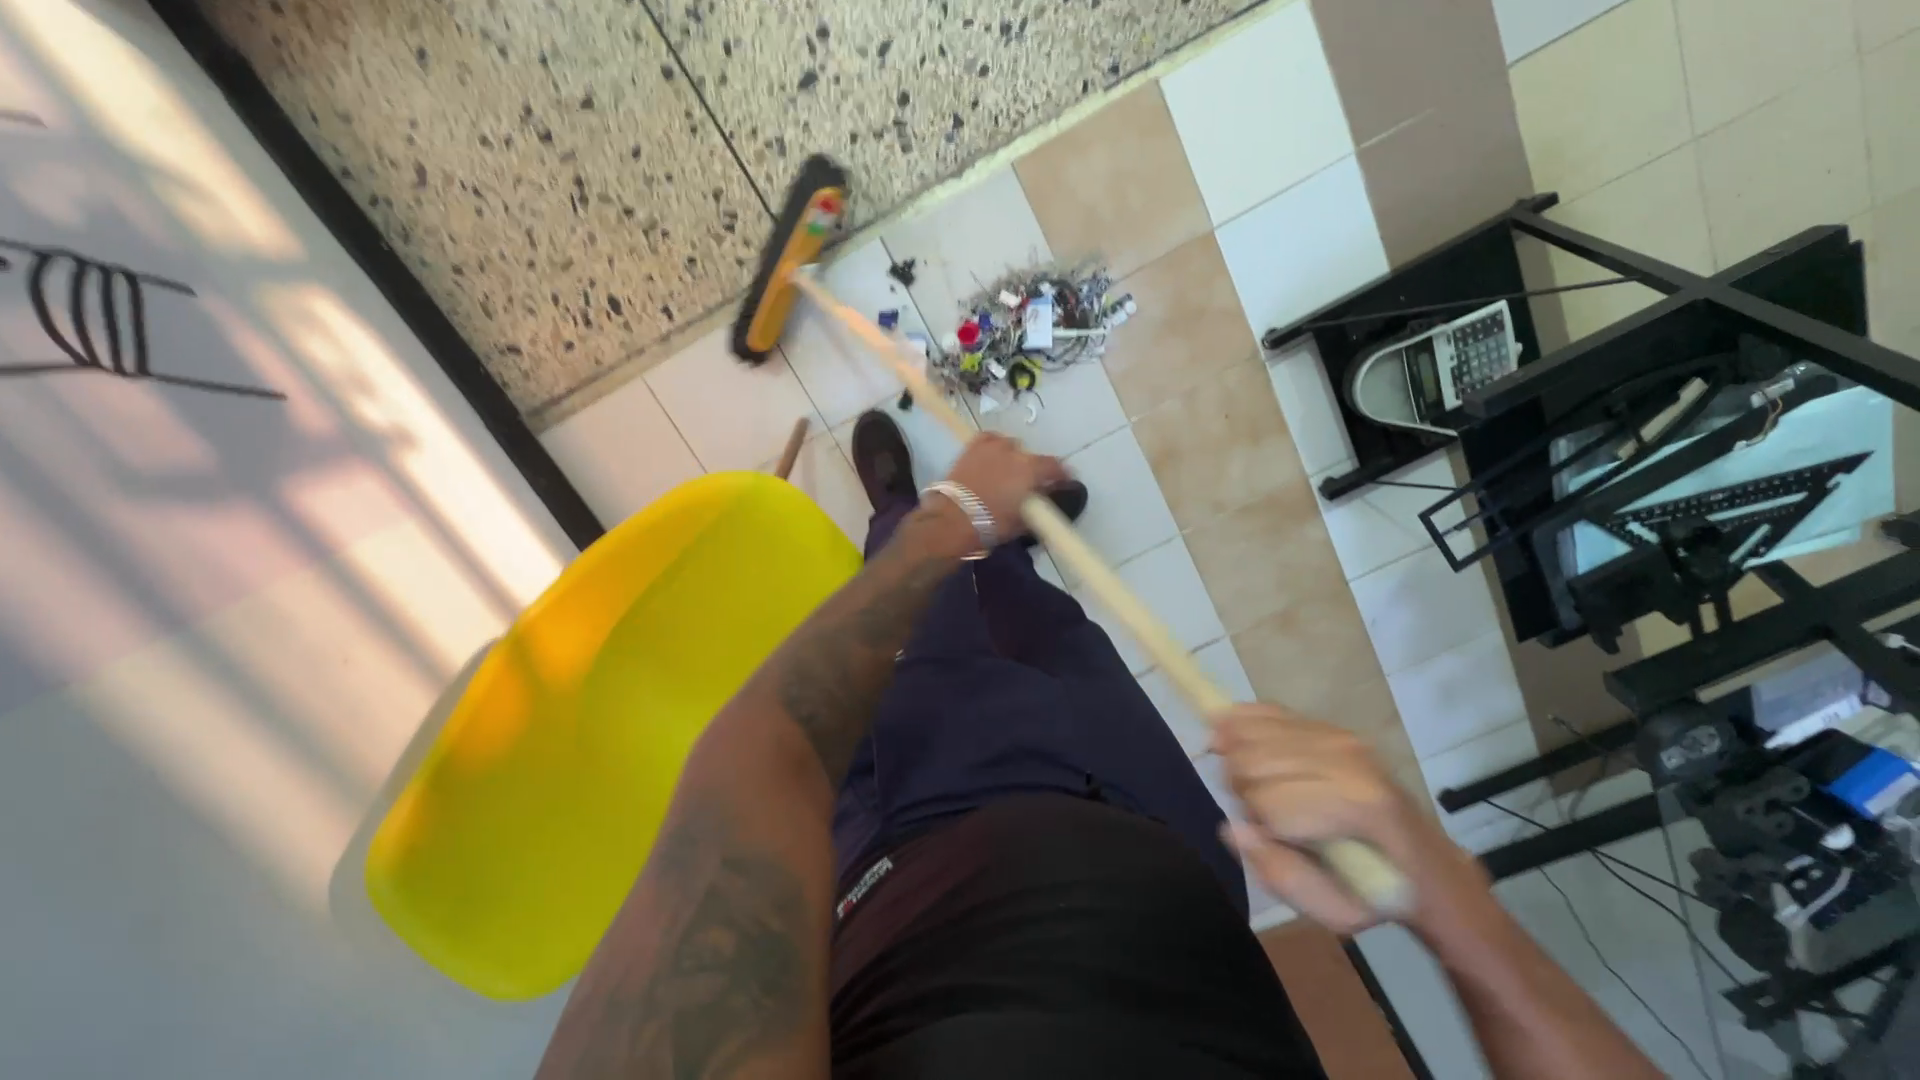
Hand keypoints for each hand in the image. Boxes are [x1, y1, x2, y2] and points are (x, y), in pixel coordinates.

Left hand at [941, 432, 1070, 544]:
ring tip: (1007, 470)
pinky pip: (990, 439)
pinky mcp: (972, 447)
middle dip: (1033, 469)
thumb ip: (1037, 507)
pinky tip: (993, 455)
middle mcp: (1015, 452)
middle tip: (1028, 484)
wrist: (953, 519)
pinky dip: (995, 445)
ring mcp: (992, 446)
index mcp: (1032, 469)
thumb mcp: (1023, 521)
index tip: (1063, 481)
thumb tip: (1042, 501)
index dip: (1061, 474)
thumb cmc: (992, 525)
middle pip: (1032, 457)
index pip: (1055, 466)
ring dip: (1013, 457)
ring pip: (1010, 446)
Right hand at [1210, 704, 1492, 936]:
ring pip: (1254, 732)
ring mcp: (1339, 736)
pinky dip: (1240, 723)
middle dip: (1240, 787)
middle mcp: (1348, 760)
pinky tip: (1229, 737)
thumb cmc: (1377, 894)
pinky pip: (1267, 711)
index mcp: (1356, 807)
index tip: (1270, 840)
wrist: (1424, 864)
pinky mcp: (1329, 727)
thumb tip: (1234, 829)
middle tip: (1257, 813)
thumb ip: (1281, 875)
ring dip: (1237, 760)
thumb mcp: (1334, 912)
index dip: (1258, 822)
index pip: (1269, 798)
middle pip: (1253, 759)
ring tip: (1251, 785)